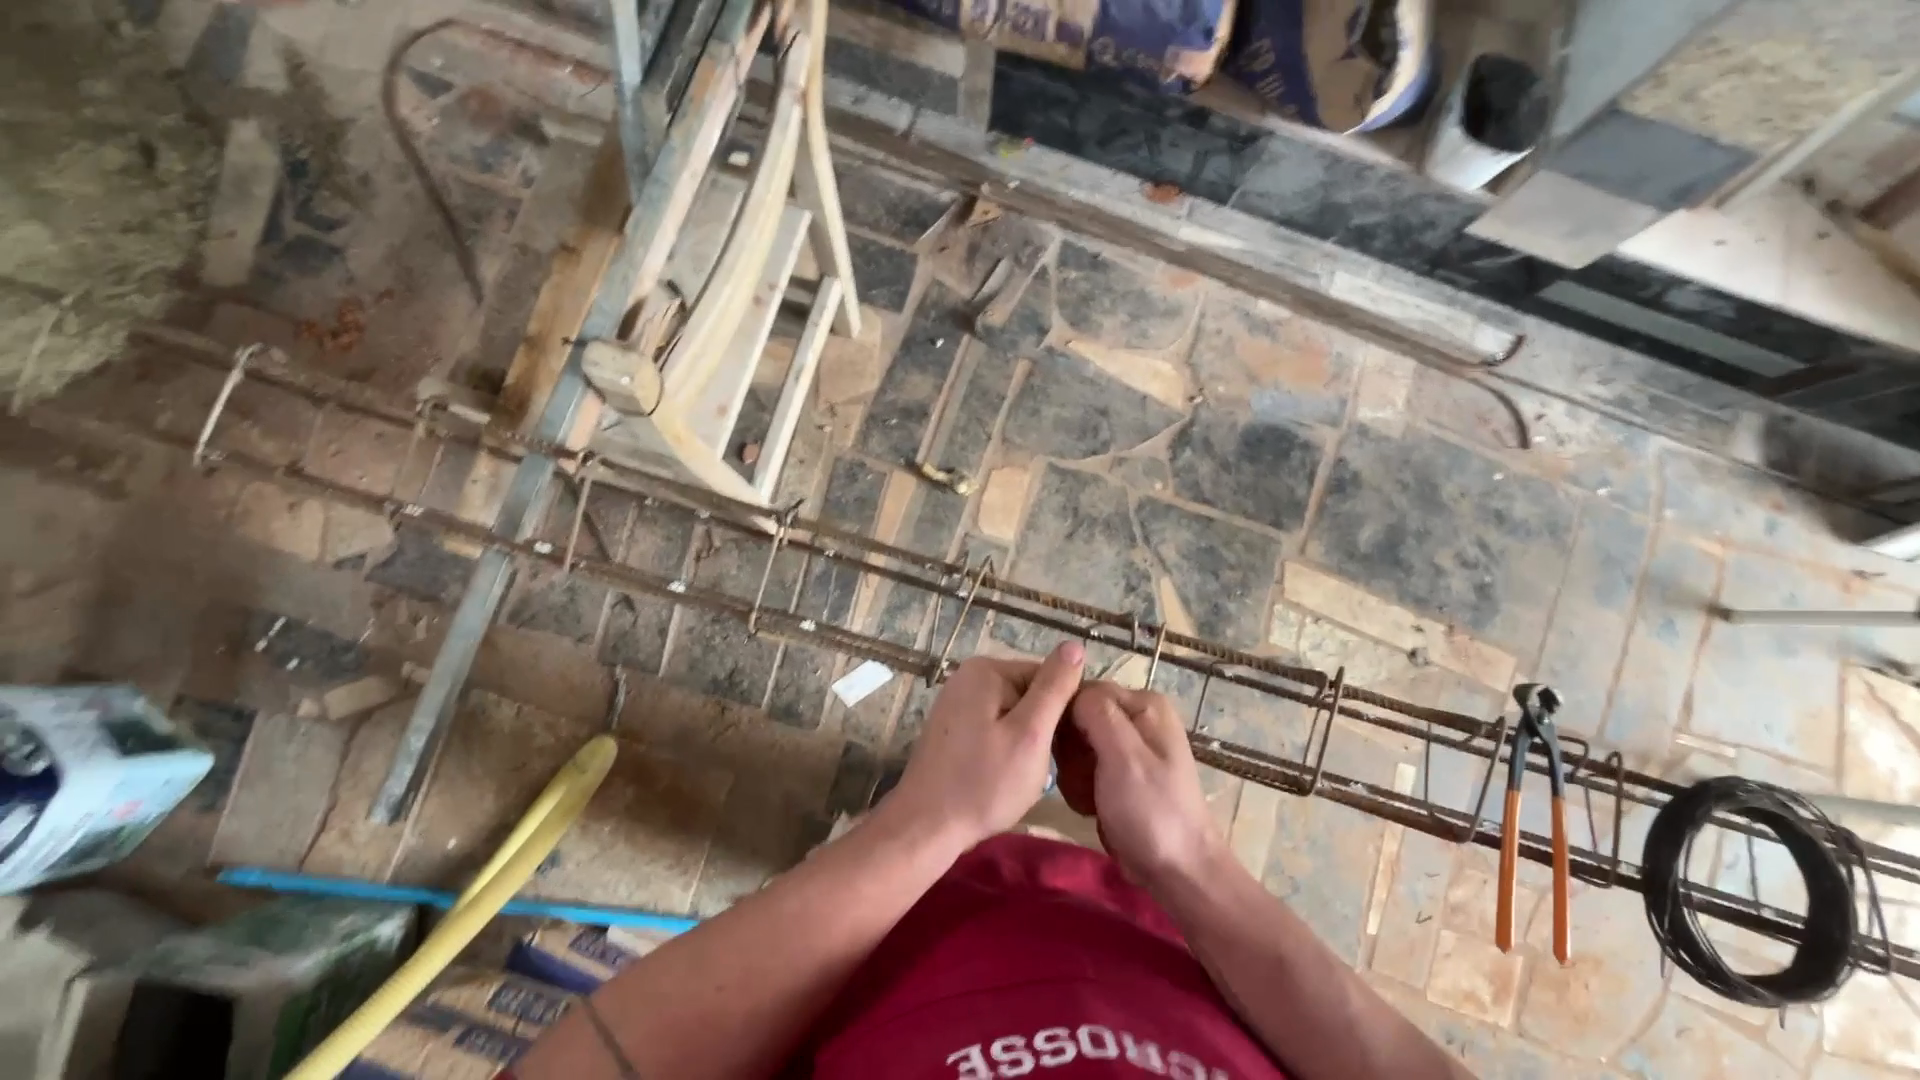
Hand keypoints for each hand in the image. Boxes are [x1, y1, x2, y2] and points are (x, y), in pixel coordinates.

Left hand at [883, 643, 1084, 848]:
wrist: (927, 827)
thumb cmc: (984, 783)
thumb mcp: (1030, 734)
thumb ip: (1054, 688)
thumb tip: (1075, 645)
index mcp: (987, 670)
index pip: (1049, 676)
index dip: (1066, 709)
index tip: (1071, 744)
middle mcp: (968, 677)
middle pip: (1030, 693)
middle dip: (1045, 726)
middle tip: (1048, 764)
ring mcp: (958, 702)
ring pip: (1015, 714)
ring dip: (1028, 740)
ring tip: (1028, 772)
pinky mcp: (954, 728)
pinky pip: (996, 727)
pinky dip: (1008, 747)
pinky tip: (1007, 774)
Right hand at [1070, 682, 1223, 886]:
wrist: (1176, 870)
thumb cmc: (1152, 811)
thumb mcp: (1124, 757)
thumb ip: (1097, 714)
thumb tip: (1072, 689)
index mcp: (1145, 704)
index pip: (1083, 692)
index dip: (1067, 722)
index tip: (1066, 754)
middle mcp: (1138, 717)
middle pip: (1078, 718)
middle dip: (1072, 752)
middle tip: (1081, 782)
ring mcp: (1130, 746)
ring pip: (1077, 745)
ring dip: (1074, 773)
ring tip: (1088, 798)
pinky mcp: (1120, 772)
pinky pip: (1084, 766)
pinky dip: (1081, 786)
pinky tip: (1091, 805)